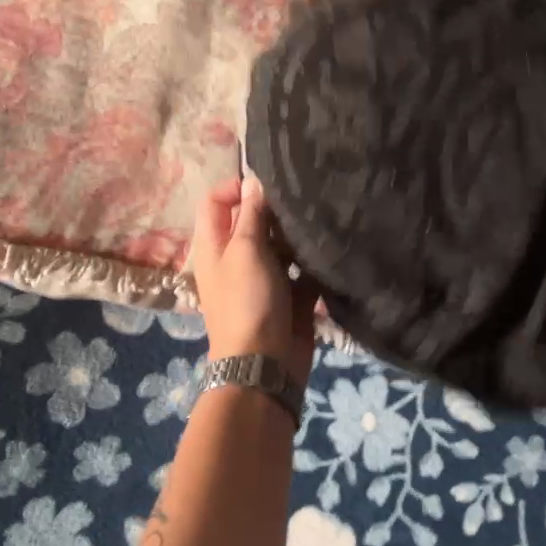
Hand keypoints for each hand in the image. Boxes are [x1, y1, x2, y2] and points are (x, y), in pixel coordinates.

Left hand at [190, 176, 316, 388]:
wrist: (266, 364)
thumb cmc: (248, 302)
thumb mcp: (246, 251)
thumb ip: (251, 215)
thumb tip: (254, 181)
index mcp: (214, 246)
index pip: (215, 202)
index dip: (235, 187)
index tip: (267, 184)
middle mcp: (237, 258)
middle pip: (252, 220)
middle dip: (275, 208)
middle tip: (303, 197)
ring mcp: (265, 277)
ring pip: (281, 242)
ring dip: (298, 232)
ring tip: (321, 217)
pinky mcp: (290, 293)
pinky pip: (302, 267)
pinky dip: (313, 259)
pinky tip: (330, 245)